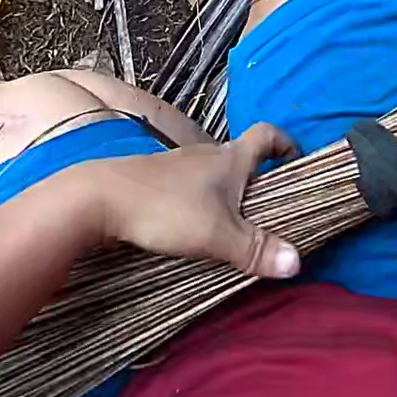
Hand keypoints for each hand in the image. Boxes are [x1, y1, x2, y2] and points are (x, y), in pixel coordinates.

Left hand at [63, 123, 301, 278]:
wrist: (98, 198)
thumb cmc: (167, 207)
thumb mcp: (216, 234)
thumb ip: (256, 249)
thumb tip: (298, 262)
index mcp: (231, 157)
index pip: (268, 134)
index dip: (285, 144)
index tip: (294, 163)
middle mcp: (209, 154)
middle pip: (244, 157)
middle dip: (258, 180)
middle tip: (267, 210)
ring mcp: (181, 165)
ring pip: (216, 173)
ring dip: (228, 193)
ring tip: (232, 224)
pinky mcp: (158, 179)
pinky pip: (191, 185)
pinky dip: (201, 200)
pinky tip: (193, 225)